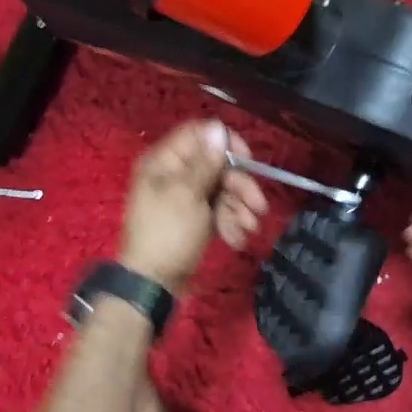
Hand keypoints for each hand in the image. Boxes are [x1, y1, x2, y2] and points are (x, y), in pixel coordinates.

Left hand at [117, 120, 268, 292]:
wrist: (153, 284)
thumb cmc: (167, 234)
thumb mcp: (187, 194)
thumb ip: (206, 162)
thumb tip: (217, 127)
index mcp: (164, 162)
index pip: (199, 134)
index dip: (226, 143)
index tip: (247, 160)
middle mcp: (174, 175)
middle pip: (217, 165)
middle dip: (240, 186)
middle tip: (259, 206)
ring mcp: (185, 198)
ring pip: (222, 190)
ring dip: (239, 208)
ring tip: (249, 229)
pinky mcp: (195, 219)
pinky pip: (218, 211)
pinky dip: (230, 223)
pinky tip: (235, 240)